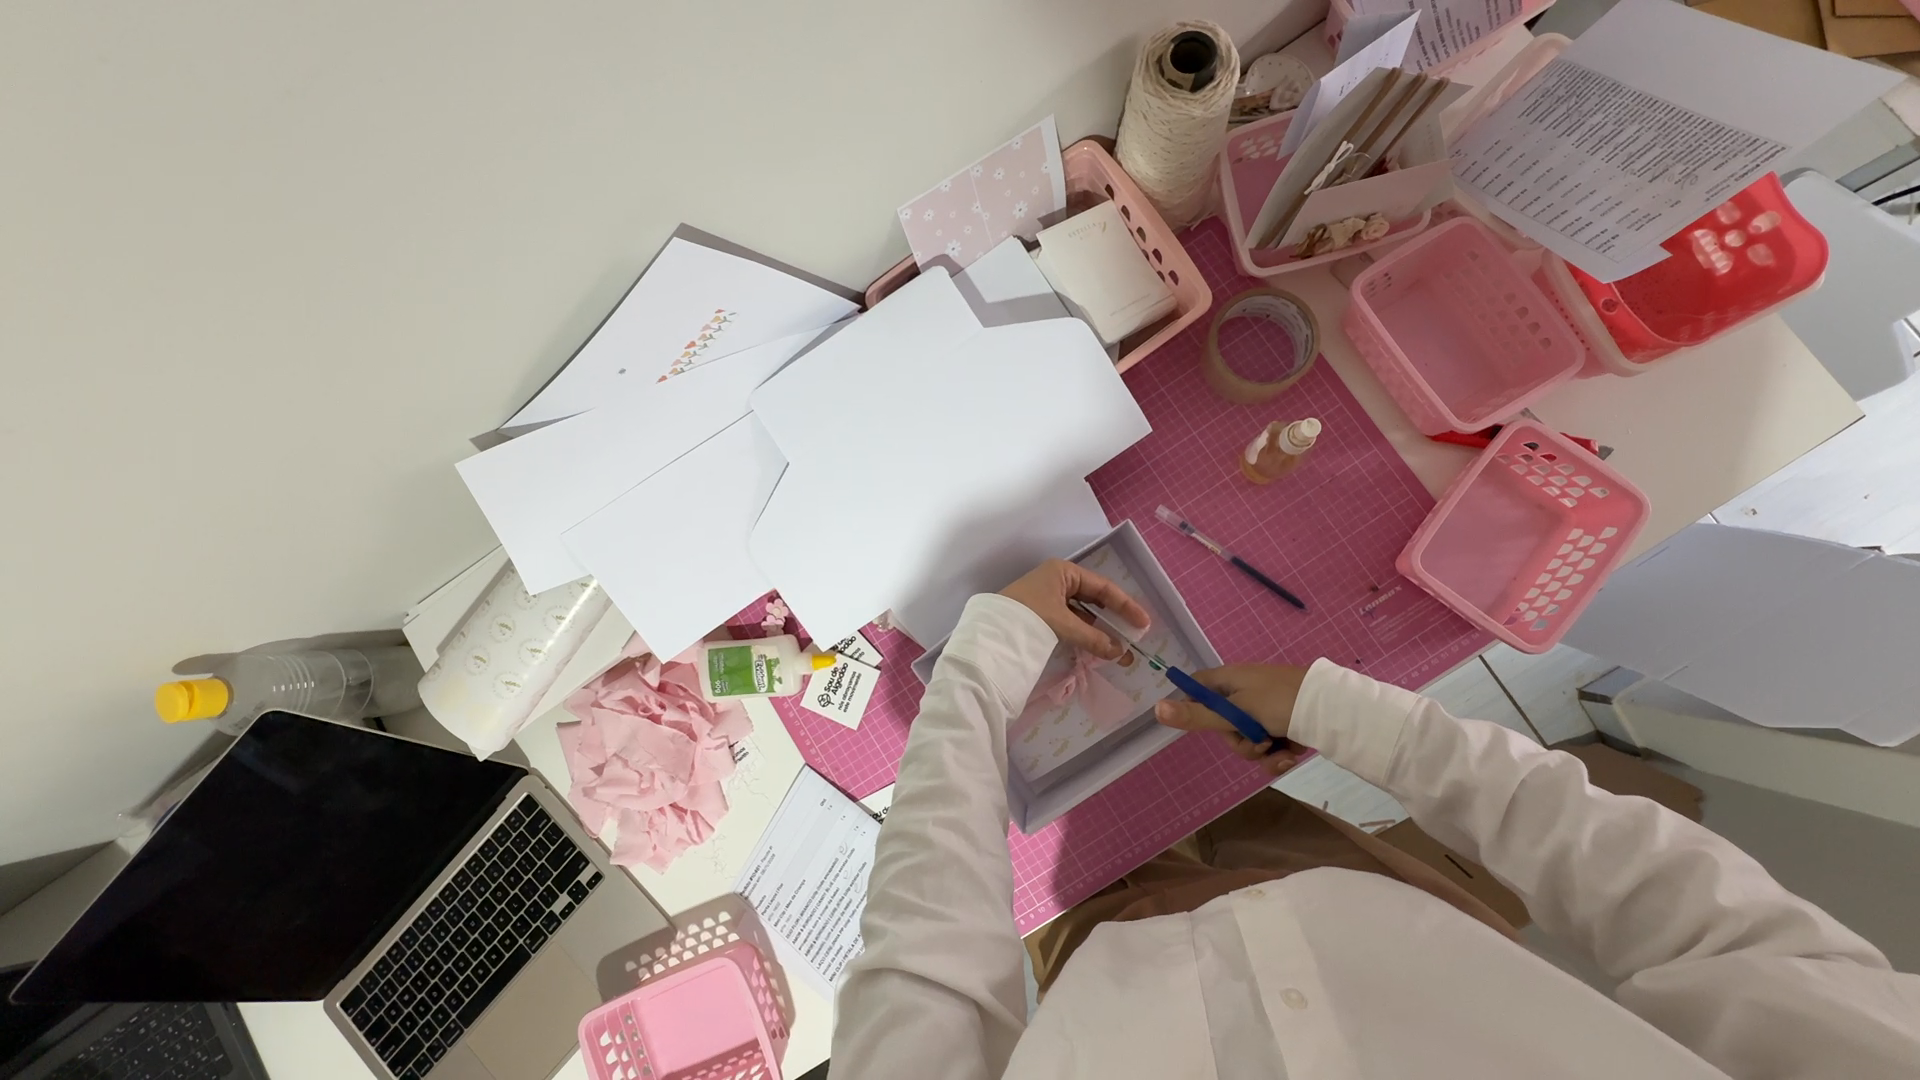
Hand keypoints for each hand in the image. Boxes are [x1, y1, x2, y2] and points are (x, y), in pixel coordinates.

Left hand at [1001, 559, 1149, 662]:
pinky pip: (1070, 622)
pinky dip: (1084, 634)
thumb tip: (1119, 652)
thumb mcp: (1062, 624)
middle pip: (1094, 599)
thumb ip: (1092, 637)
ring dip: (1099, 631)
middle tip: (1134, 638)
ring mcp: (1049, 597)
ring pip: (1082, 613)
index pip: (1103, 587)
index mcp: (1064, 572)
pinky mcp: (1041, 614)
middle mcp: (1058, 581)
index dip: (1125, 605)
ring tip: (1118, 651)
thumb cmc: (1026, 616)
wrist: (989, 630)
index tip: (1143, 623)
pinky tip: (1096, 648)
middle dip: (1114, 620)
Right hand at [1155, 664, 1310, 775]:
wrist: (1334, 709)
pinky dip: (1278, 754)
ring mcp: (1264, 709)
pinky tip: (1292, 756)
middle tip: (1256, 742)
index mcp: (1228, 680)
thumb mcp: (1235, 712)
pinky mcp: (1283, 725)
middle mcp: (1244, 693)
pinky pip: (1268, 746)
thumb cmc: (1280, 702)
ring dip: (1261, 753)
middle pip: (1222, 724)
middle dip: (1238, 741)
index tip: (1199, 724)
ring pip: (1246, 739)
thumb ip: (1196, 716)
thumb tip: (1155, 709)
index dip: (1191, 707)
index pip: (1196, 688)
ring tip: (1280, 751)